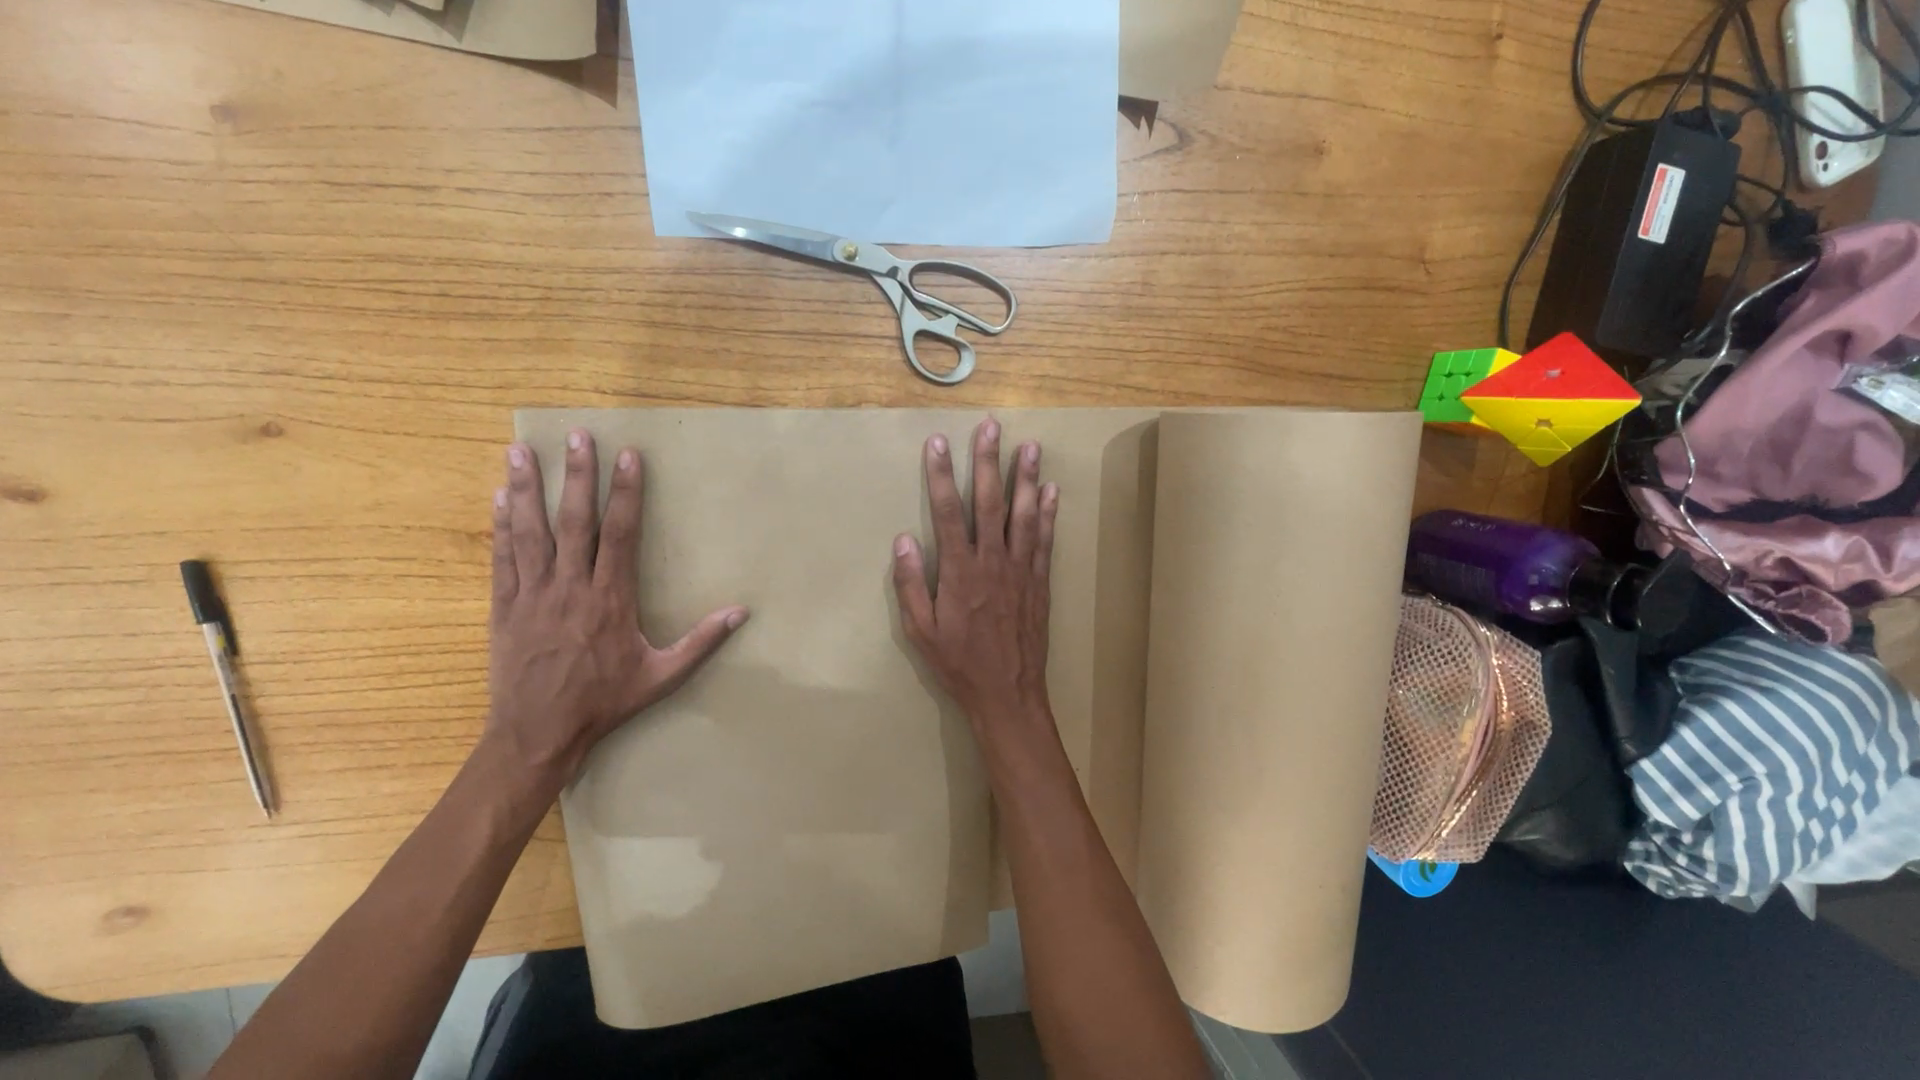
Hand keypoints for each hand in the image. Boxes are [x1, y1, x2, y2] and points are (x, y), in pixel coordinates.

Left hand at [487, 431, 747, 784]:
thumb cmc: (605, 702)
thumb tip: (741, 613)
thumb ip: (701, 642)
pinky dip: (500, 525)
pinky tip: (498, 497)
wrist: (539, 732)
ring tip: (521, 450)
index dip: (625, 492)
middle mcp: (571, 587)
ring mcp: (533, 594)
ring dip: (527, 489)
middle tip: (577, 436)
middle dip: (577, 475)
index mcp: (611, 599)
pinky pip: (502, 558)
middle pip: (574, 520)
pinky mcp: (504, 607)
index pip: (621, 533)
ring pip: (531, 531)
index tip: (628, 456)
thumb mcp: (662, 676)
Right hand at [892, 418, 1059, 732]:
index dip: (941, 476)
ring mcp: (1021, 571)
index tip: (937, 443)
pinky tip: (1051, 490)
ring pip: (1024, 515)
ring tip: (1029, 445)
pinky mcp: (1040, 583)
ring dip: (1026, 478)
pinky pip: (1045, 541)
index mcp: (959, 572)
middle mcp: (992, 562)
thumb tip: (904, 540)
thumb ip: (912, 584)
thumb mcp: (920, 631)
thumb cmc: (958, 664)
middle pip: (990, 502)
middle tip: (991, 426)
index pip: (947, 512)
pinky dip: (1048, 514)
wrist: (1007, 694)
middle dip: (988, 462)